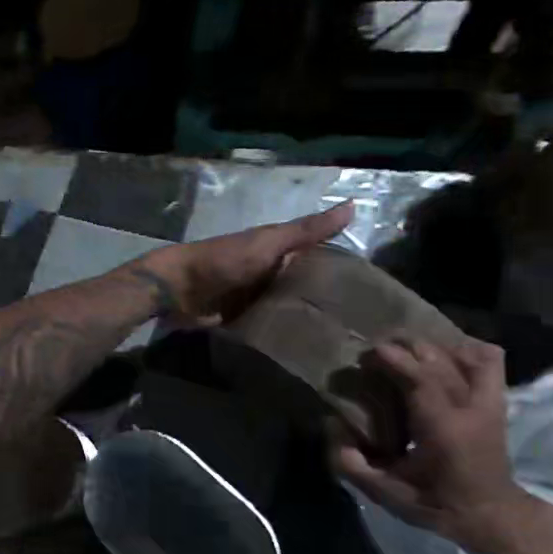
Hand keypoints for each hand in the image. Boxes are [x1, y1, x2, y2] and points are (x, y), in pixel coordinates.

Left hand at [138, 204, 353, 323]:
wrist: (178, 289)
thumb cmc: (224, 260)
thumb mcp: (269, 243)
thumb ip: (307, 230)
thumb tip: (354, 204)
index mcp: (277, 250)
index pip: (318, 257)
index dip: (342, 268)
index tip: (374, 289)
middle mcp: (270, 272)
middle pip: (304, 285)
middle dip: (327, 300)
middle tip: (363, 325)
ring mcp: (256, 298)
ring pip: (289, 307)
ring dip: (306, 318)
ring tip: (343, 341)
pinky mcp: (243, 320)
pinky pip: (269, 326)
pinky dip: (283, 333)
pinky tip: (307, 349)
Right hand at [331, 338, 534, 547]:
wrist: (490, 515)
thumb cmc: (435, 503)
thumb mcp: (386, 493)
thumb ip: (353, 464)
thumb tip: (332, 425)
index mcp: (442, 429)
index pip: (421, 379)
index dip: (392, 359)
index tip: (366, 355)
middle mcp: (468, 409)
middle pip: (438, 360)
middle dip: (405, 347)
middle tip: (376, 352)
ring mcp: (487, 404)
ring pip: (464, 355)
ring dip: (431, 348)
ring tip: (405, 351)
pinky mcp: (496, 403)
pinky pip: (489, 362)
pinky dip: (466, 351)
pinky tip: (442, 356)